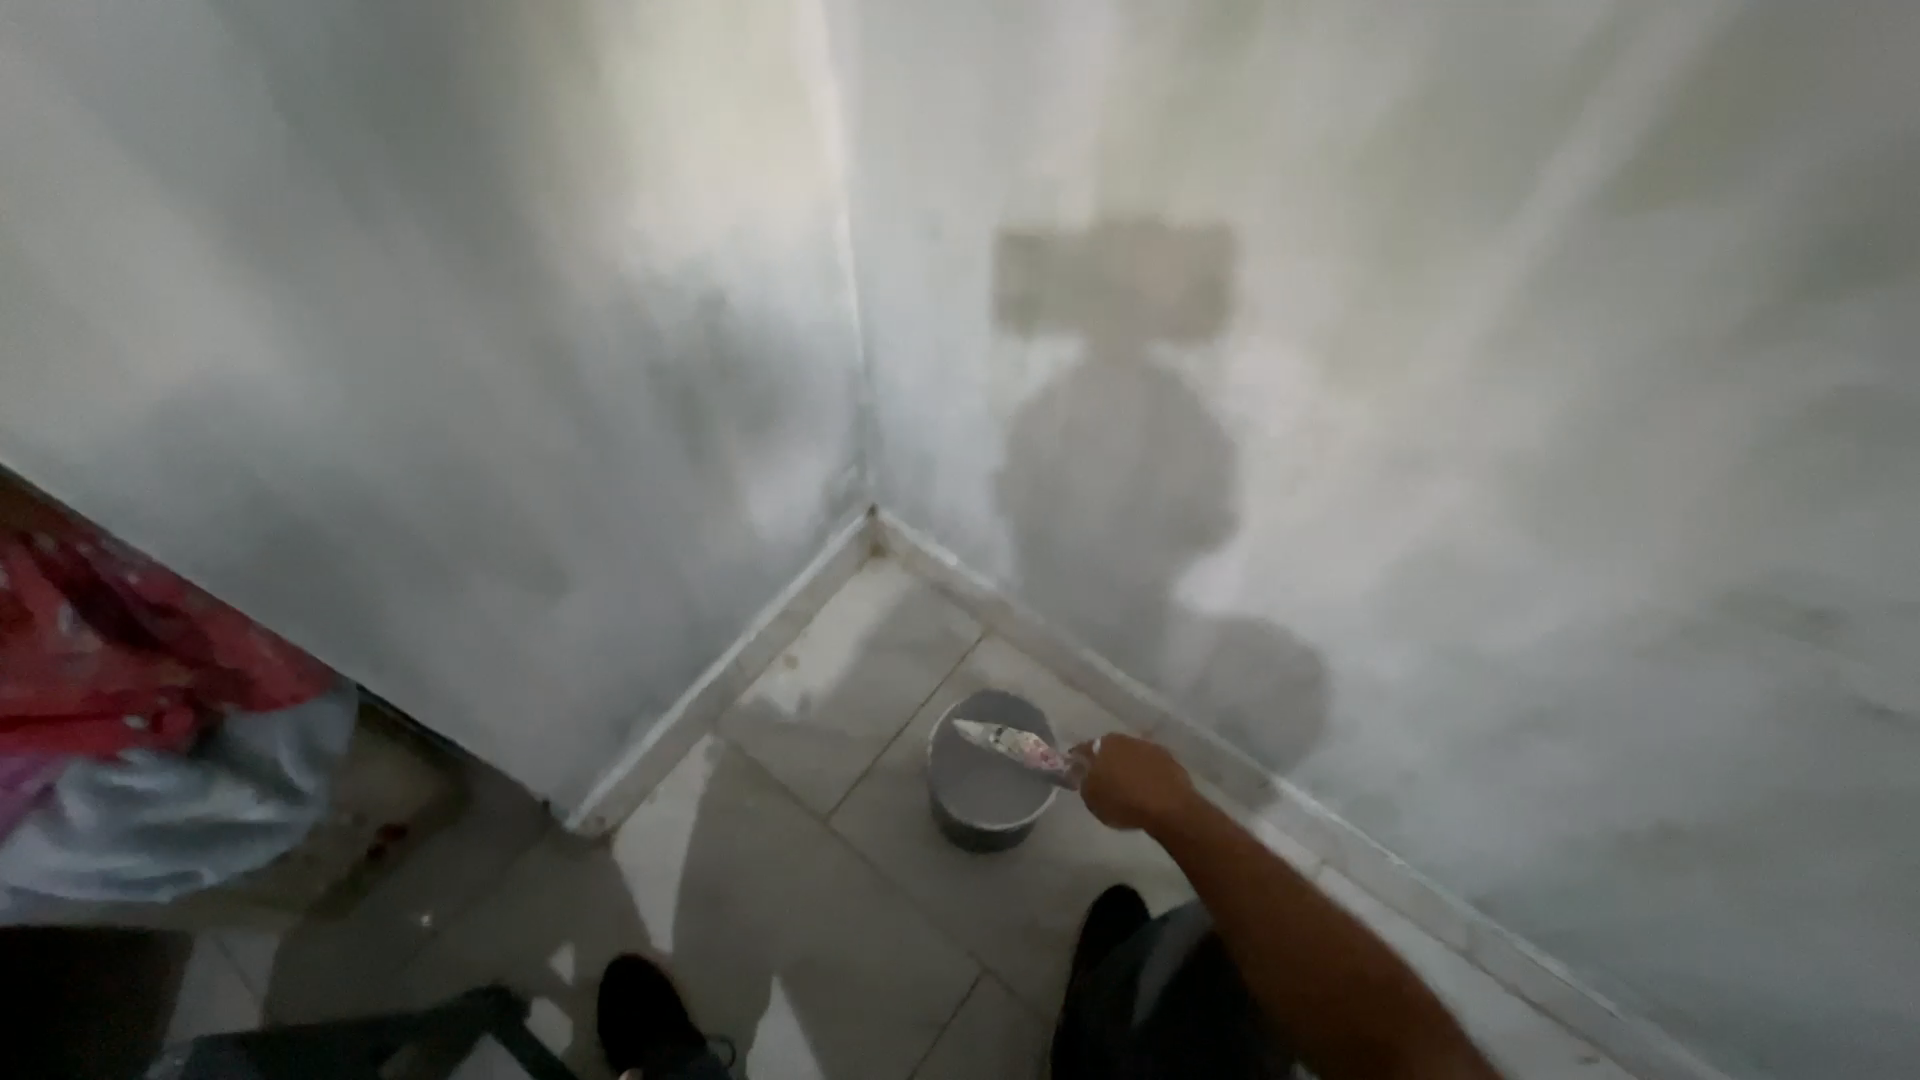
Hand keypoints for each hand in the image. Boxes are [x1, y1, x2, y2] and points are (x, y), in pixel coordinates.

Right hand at [1072, 733, 1199, 832]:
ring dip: (1127, 764)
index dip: (1077, 762)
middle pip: (1107, 748)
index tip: (1076, 773)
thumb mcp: (1092, 800)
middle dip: (1104, 761)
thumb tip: (1085, 775)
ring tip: (1129, 785)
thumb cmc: (1124, 803)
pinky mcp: (1167, 756)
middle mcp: (1122, 739)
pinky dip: (1146, 771)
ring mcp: (1147, 746)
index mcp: (1100, 747)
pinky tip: (1148, 787)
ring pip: (1130, 753)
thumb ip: (1084, 783)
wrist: (1169, 807)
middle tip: (1104, 779)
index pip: (1081, 750)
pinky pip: (1150, 763)